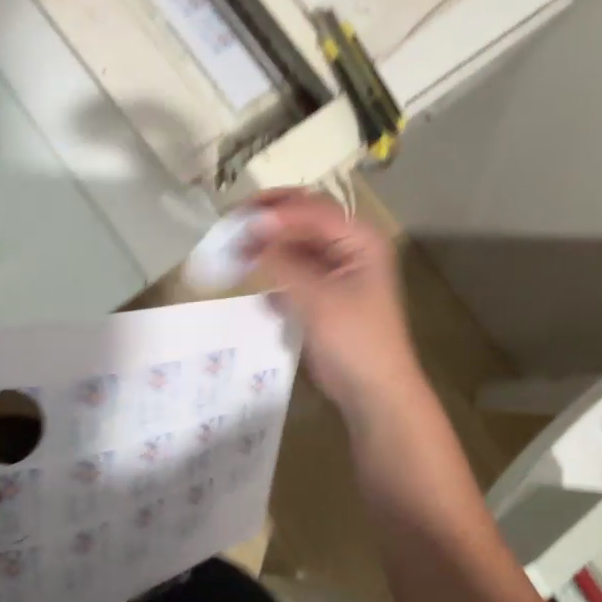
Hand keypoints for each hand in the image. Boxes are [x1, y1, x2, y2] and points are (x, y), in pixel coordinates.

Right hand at [244, 188, 421, 411]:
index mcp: (360, 239)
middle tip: (228, 226)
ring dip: (263, 245)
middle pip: (302, 220)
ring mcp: (335, 269)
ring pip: (293, 244)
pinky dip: (270, 270)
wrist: (373, 391)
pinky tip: (248, 276)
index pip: (311, 210)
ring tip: (230, 251)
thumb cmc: (354, 342)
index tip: (236, 222)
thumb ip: (282, 260)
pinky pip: (291, 269)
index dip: (274, 211)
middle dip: (266, 222)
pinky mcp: (321, 292)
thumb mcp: (317, 298)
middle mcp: (349, 246)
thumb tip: (250, 228)